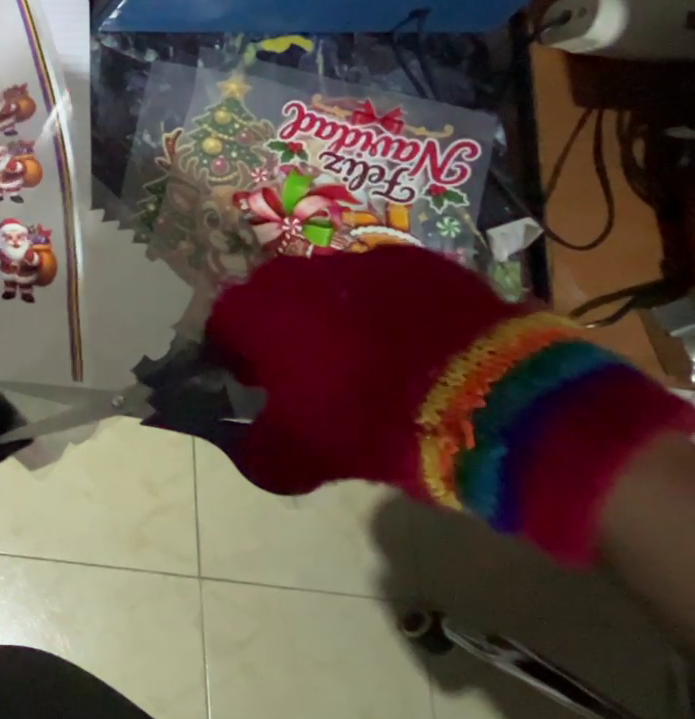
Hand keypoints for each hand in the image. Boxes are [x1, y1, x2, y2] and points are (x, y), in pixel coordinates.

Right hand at [205, 246, 694, 564]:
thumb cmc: (371, 423)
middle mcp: (295, 274)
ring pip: (330, 289)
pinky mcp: (425, 265)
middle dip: (282, 332)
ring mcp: (362, 262)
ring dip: (335, 318)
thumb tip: (248, 448)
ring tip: (369, 361)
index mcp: (253, 312)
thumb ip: (256, 451)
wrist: (499, 404)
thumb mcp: (298, 456)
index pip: (220, 328)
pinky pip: (389, 287)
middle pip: (272, 300)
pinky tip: (417, 349)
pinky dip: (392, 311)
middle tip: (309, 374)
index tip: (257, 387)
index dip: (234, 359)